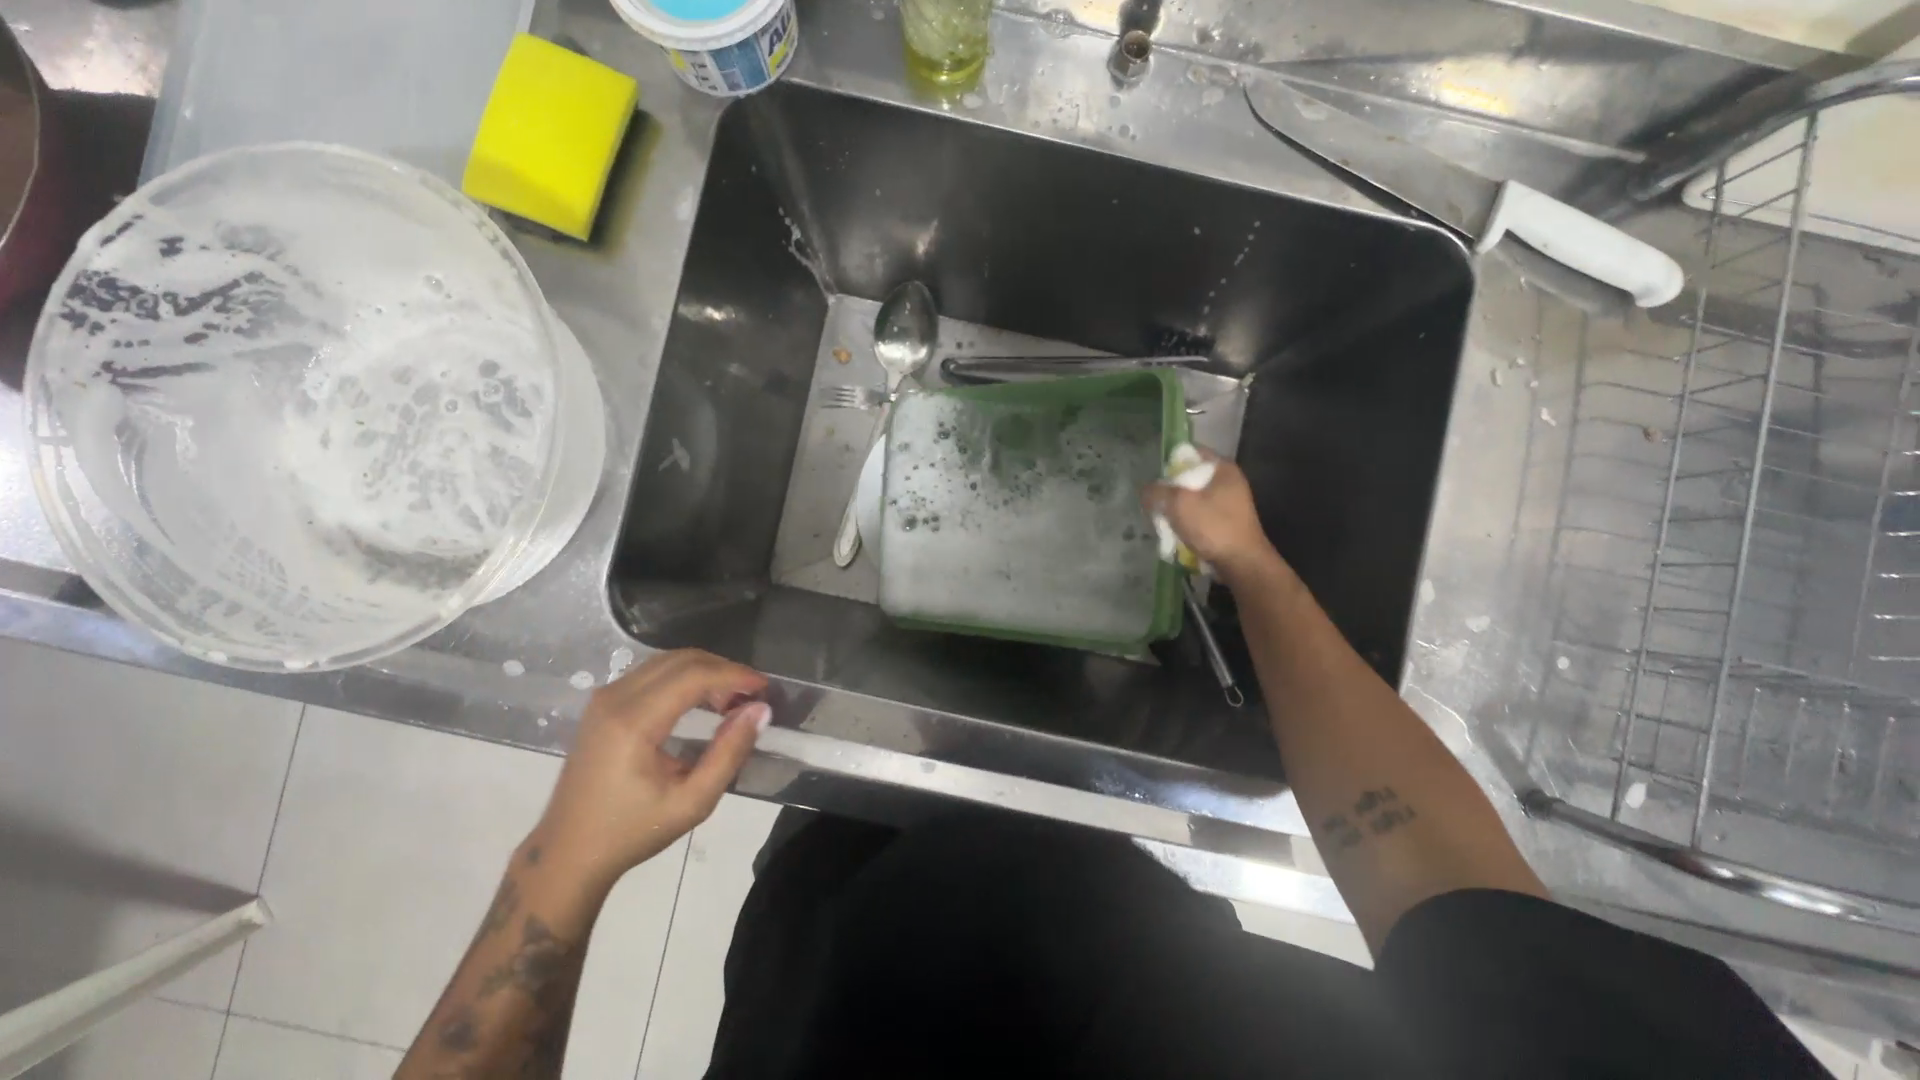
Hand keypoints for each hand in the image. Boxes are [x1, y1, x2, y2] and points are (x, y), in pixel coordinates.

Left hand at [530, 649, 769, 887]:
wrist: (569, 851)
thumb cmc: (632, 831)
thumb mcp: (692, 802)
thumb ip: (729, 753)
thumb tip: (759, 711)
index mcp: (634, 722)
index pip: (694, 676)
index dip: (734, 675)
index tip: (765, 688)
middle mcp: (615, 698)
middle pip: (680, 660)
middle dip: (722, 670)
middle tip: (751, 696)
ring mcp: (604, 698)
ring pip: (665, 662)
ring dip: (703, 672)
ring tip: (730, 701)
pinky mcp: (601, 705)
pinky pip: (650, 674)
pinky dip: (682, 678)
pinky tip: (700, 703)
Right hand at [1143, 449, 1282, 583]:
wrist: (1242, 563)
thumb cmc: (1213, 527)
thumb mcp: (1178, 504)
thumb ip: (1157, 492)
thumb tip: (1146, 490)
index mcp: (1222, 467)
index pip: (1190, 452)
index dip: (1169, 463)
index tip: (1155, 480)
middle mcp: (1228, 480)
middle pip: (1189, 477)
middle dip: (1169, 491)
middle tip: (1156, 504)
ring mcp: (1229, 502)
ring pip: (1192, 498)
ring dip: (1176, 510)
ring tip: (1164, 522)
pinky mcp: (1226, 522)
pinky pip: (1199, 515)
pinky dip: (1186, 522)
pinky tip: (1176, 534)